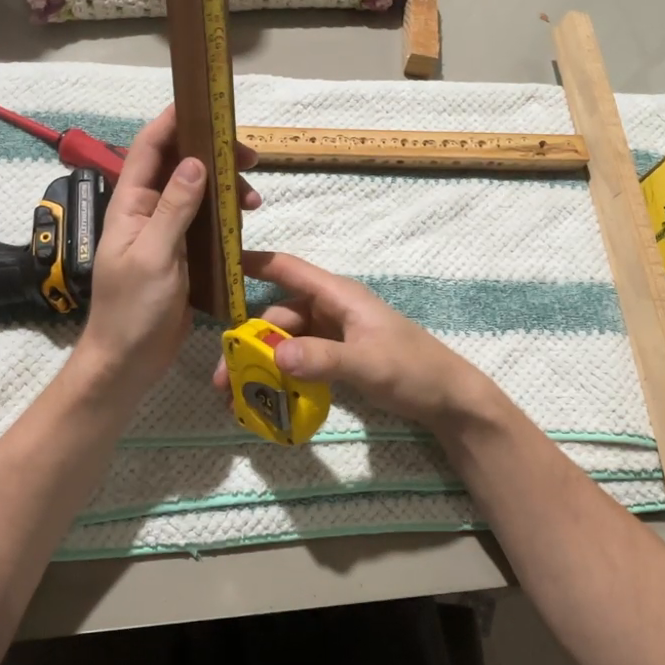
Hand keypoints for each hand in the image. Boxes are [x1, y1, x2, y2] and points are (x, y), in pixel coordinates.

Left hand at [77, 107, 258, 391]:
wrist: (127, 361)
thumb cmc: (132, 308)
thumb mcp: (154, 255)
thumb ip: (174, 207)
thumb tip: (197, 161)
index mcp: (130, 203)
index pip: (150, 147)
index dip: (175, 120)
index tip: (208, 104)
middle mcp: (146, 209)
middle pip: (180, 164)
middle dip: (214, 153)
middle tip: (251, 158)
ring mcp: (165, 231)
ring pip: (197, 192)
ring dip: (225, 186)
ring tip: (254, 198)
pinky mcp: (182, 253)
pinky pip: (205, 221)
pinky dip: (226, 214)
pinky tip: (245, 220)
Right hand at [211, 251, 504, 433]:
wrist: (450, 401)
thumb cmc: (414, 370)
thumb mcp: (368, 364)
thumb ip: (323, 359)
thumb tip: (274, 356)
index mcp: (338, 296)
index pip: (288, 268)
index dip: (252, 263)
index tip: (214, 268)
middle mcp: (331, 310)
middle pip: (277, 317)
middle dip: (249, 343)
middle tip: (223, 377)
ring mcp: (333, 335)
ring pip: (285, 342)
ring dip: (262, 364)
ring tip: (237, 395)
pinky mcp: (336, 359)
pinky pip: (299, 361)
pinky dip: (280, 375)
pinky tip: (266, 398)